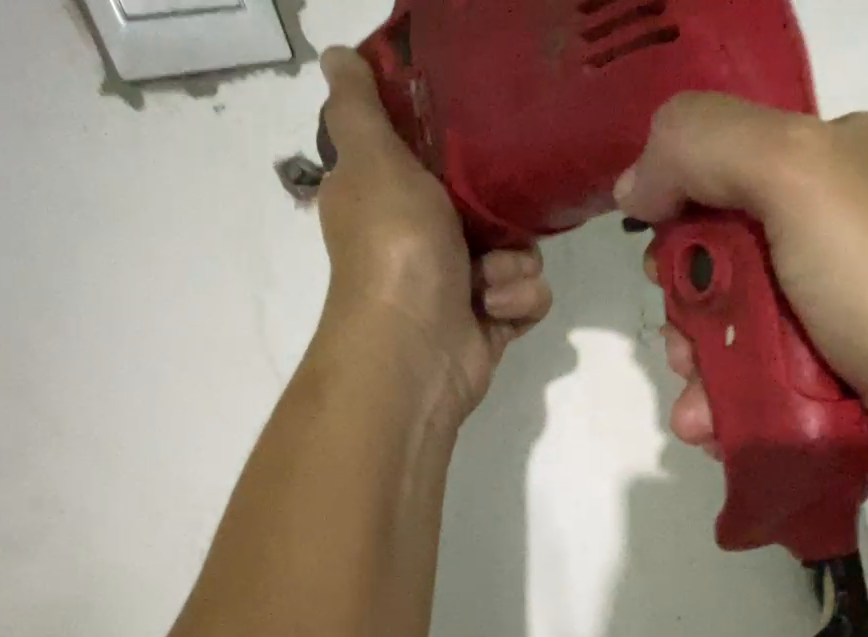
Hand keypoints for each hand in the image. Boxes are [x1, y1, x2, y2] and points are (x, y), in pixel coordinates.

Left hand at [316, 48, 551, 421]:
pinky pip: (530, 296)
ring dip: (512, 266)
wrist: (418, 350)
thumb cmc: (394, 250)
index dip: (454, 149)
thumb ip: (360, 107)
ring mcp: (459, 284)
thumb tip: (338, 56)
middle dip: (501, 215)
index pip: (428, 159)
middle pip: (488, 207)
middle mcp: (420, 239)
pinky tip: (496, 310)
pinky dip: (519, 302)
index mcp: (385, 197)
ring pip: (519, 253)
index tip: (478, 140)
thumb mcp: (373, 160)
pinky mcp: (492, 321)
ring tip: (488, 282)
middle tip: (492, 218)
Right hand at [617, 94, 867, 469]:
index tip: (662, 262)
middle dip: (687, 310)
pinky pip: (760, 378)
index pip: (724, 169)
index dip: (680, 214)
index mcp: (830, 161)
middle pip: (721, 262)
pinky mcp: (832, 371)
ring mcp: (833, 306)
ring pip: (735, 330)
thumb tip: (633, 184)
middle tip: (683, 347)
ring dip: (700, 372)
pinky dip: (729, 404)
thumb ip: (702, 147)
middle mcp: (831, 228)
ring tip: (697, 412)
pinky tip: (713, 430)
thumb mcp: (796, 173)